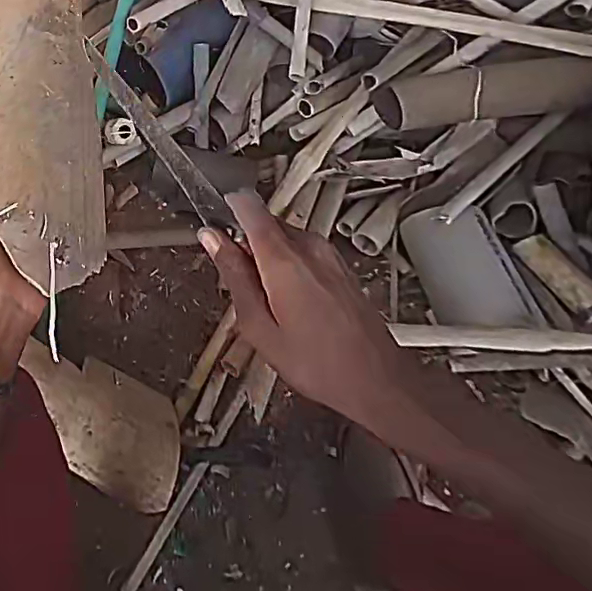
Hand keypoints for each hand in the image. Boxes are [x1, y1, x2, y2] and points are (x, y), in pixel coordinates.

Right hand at [199, 192, 436, 438]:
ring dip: (267, 260)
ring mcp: (329, 254)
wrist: (379, 384)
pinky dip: (288, 269)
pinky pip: (303, 252)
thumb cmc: (320, 363)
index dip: (226, 210)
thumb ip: (233, 274)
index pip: (248, 206)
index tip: (216, 230)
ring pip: (283, 238)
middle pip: (264, 224)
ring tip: (269, 304)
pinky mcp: (341, 266)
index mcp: (283, 258)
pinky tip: (292, 307)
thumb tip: (211, 239)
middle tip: (241, 286)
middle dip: (245, 246)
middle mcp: (309, 247)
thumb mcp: (258, 325)